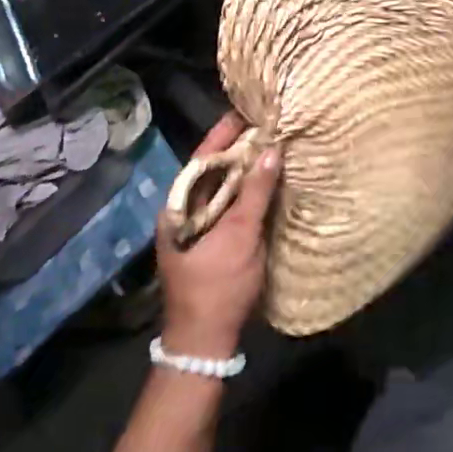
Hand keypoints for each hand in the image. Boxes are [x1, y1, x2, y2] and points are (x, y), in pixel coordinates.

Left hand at [156, 112, 279, 358]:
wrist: (204, 342)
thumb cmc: (216, 286)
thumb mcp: (238, 236)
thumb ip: (255, 193)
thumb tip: (272, 150)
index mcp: (179, 206)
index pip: (202, 157)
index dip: (224, 133)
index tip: (246, 109)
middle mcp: (185, 211)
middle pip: (213, 169)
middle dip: (239, 146)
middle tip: (268, 123)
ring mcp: (200, 227)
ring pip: (224, 187)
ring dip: (246, 168)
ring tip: (273, 144)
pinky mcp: (215, 240)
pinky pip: (232, 205)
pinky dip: (250, 191)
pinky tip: (270, 181)